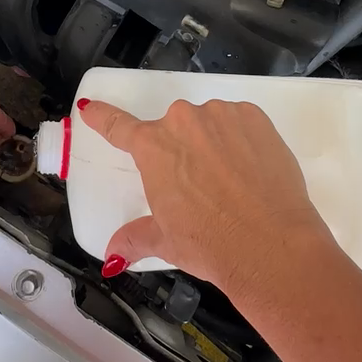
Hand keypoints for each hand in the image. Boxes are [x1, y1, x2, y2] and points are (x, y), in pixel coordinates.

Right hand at [78, 99, 336, 293]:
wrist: (272, 245)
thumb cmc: (211, 244)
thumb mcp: (167, 241)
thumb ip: (135, 237)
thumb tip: (113, 255)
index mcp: (154, 147)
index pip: (118, 126)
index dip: (102, 116)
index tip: (89, 106)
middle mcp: (183, 121)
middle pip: (174, 130)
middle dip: (181, 152)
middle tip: (198, 186)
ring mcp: (221, 114)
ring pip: (209, 124)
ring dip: (213, 143)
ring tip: (230, 183)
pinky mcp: (254, 115)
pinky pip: (239, 121)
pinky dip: (242, 140)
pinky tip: (250, 171)